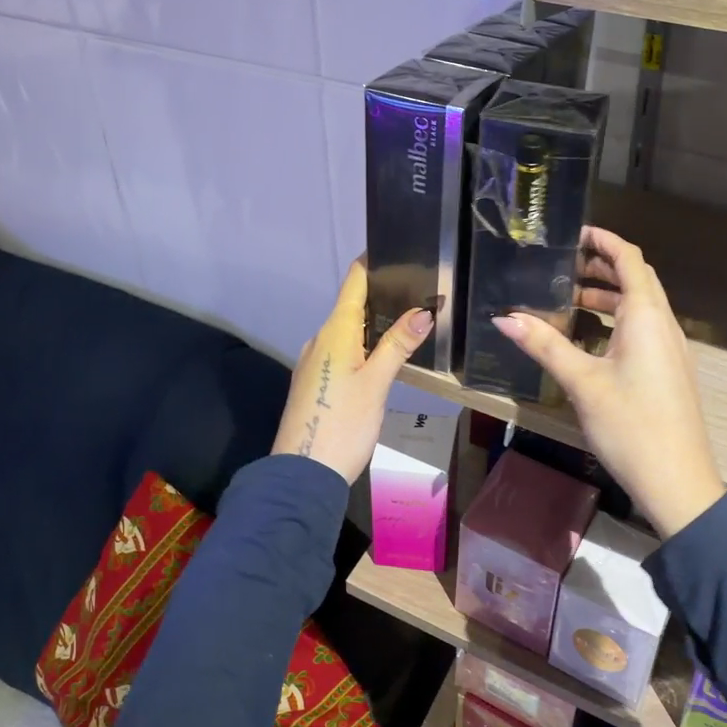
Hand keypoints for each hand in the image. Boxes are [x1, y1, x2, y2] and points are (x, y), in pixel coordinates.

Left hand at [271, 259, 433, 483]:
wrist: (302, 476)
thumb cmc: (342, 424)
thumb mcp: (377, 383)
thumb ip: (398, 345)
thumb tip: (423, 310)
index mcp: (334, 332)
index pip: (354, 282)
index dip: (374, 263)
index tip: (400, 250)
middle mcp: (321, 339)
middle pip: (353, 305)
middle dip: (384, 295)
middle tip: (422, 287)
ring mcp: (316, 362)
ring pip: (349, 331)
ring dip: (377, 322)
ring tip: (413, 318)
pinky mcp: (318, 382)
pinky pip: (344, 350)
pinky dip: (366, 344)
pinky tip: (387, 355)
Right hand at [493, 228, 726, 537]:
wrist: (678, 482)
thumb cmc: (630, 425)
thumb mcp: (582, 383)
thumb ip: (545, 345)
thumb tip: (504, 318)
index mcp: (647, 316)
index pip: (629, 259)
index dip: (605, 240)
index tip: (574, 233)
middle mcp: (665, 324)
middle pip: (636, 279)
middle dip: (602, 267)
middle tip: (564, 266)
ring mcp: (672, 349)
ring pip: (641, 306)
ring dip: (609, 296)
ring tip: (569, 300)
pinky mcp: (670, 371)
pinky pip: (645, 329)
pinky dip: (618, 320)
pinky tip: (591, 339)